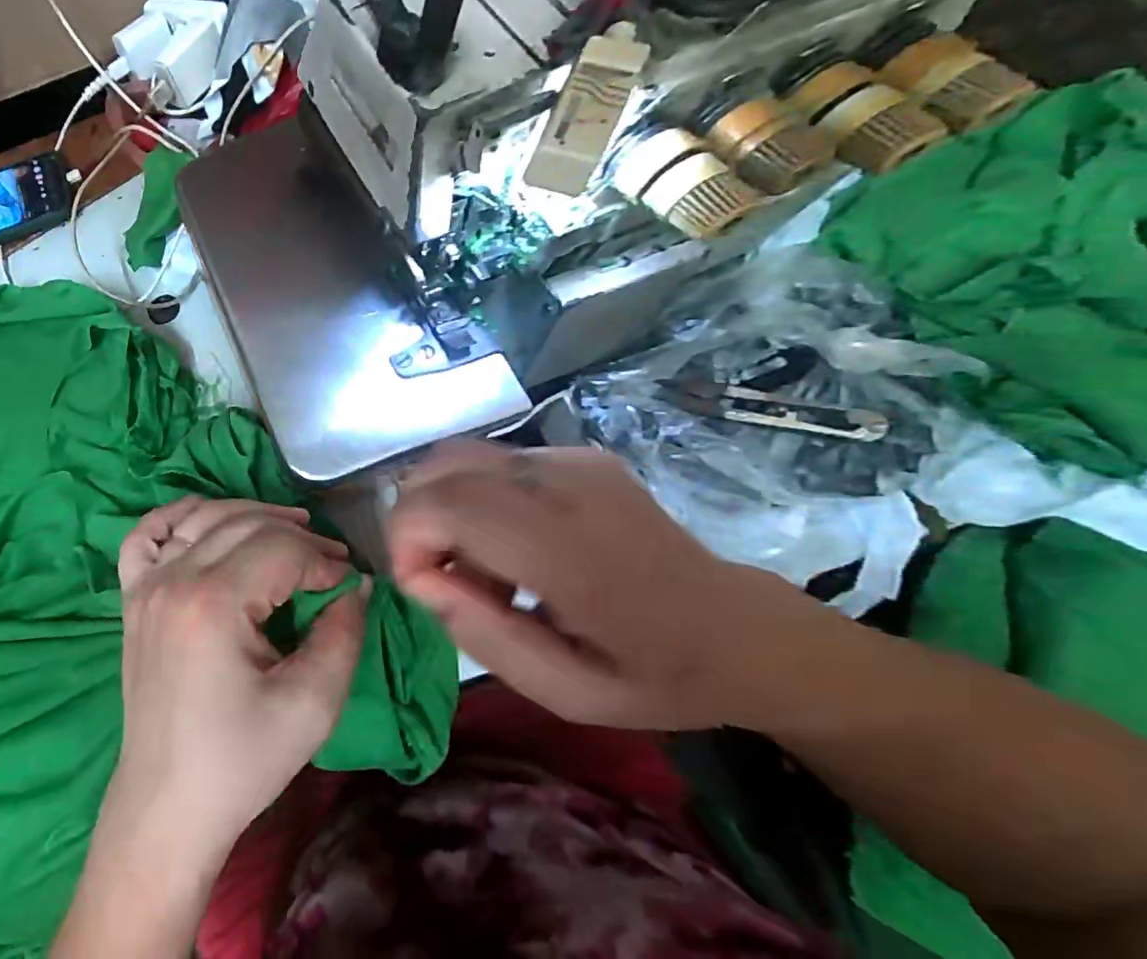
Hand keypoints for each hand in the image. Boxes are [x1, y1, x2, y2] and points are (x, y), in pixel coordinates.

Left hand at [107, 497, 367, 854]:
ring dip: (248, 514)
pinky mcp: (131, 599)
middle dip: (296, 535)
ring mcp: (145, 586)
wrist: (169, 801)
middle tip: (329, 560)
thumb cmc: (242, 762)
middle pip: (244, 525)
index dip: (323, 559)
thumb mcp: (312, 705)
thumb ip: (343, 635)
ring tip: (290, 527)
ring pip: (200, 518)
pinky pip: (144, 535)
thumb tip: (355, 585)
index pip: (281, 549)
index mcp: (214, 603)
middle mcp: (173, 580)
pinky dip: (175, 516)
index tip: (348, 582)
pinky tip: (204, 517)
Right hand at [387, 440, 846, 730]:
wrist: (742, 631)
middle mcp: (568, 486)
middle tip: (441, 580)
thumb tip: (419, 580)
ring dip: (440, 510)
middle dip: (413, 523)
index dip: (405, 540)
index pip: (444, 504)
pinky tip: (505, 545)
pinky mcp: (576, 454)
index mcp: (571, 552)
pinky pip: (487, 462)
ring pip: (455, 458)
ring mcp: (573, 461)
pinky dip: (469, 498)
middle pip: (438, 470)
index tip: (421, 589)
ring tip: (477, 567)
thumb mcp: (566, 692)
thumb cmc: (655, 675)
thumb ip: (481, 637)